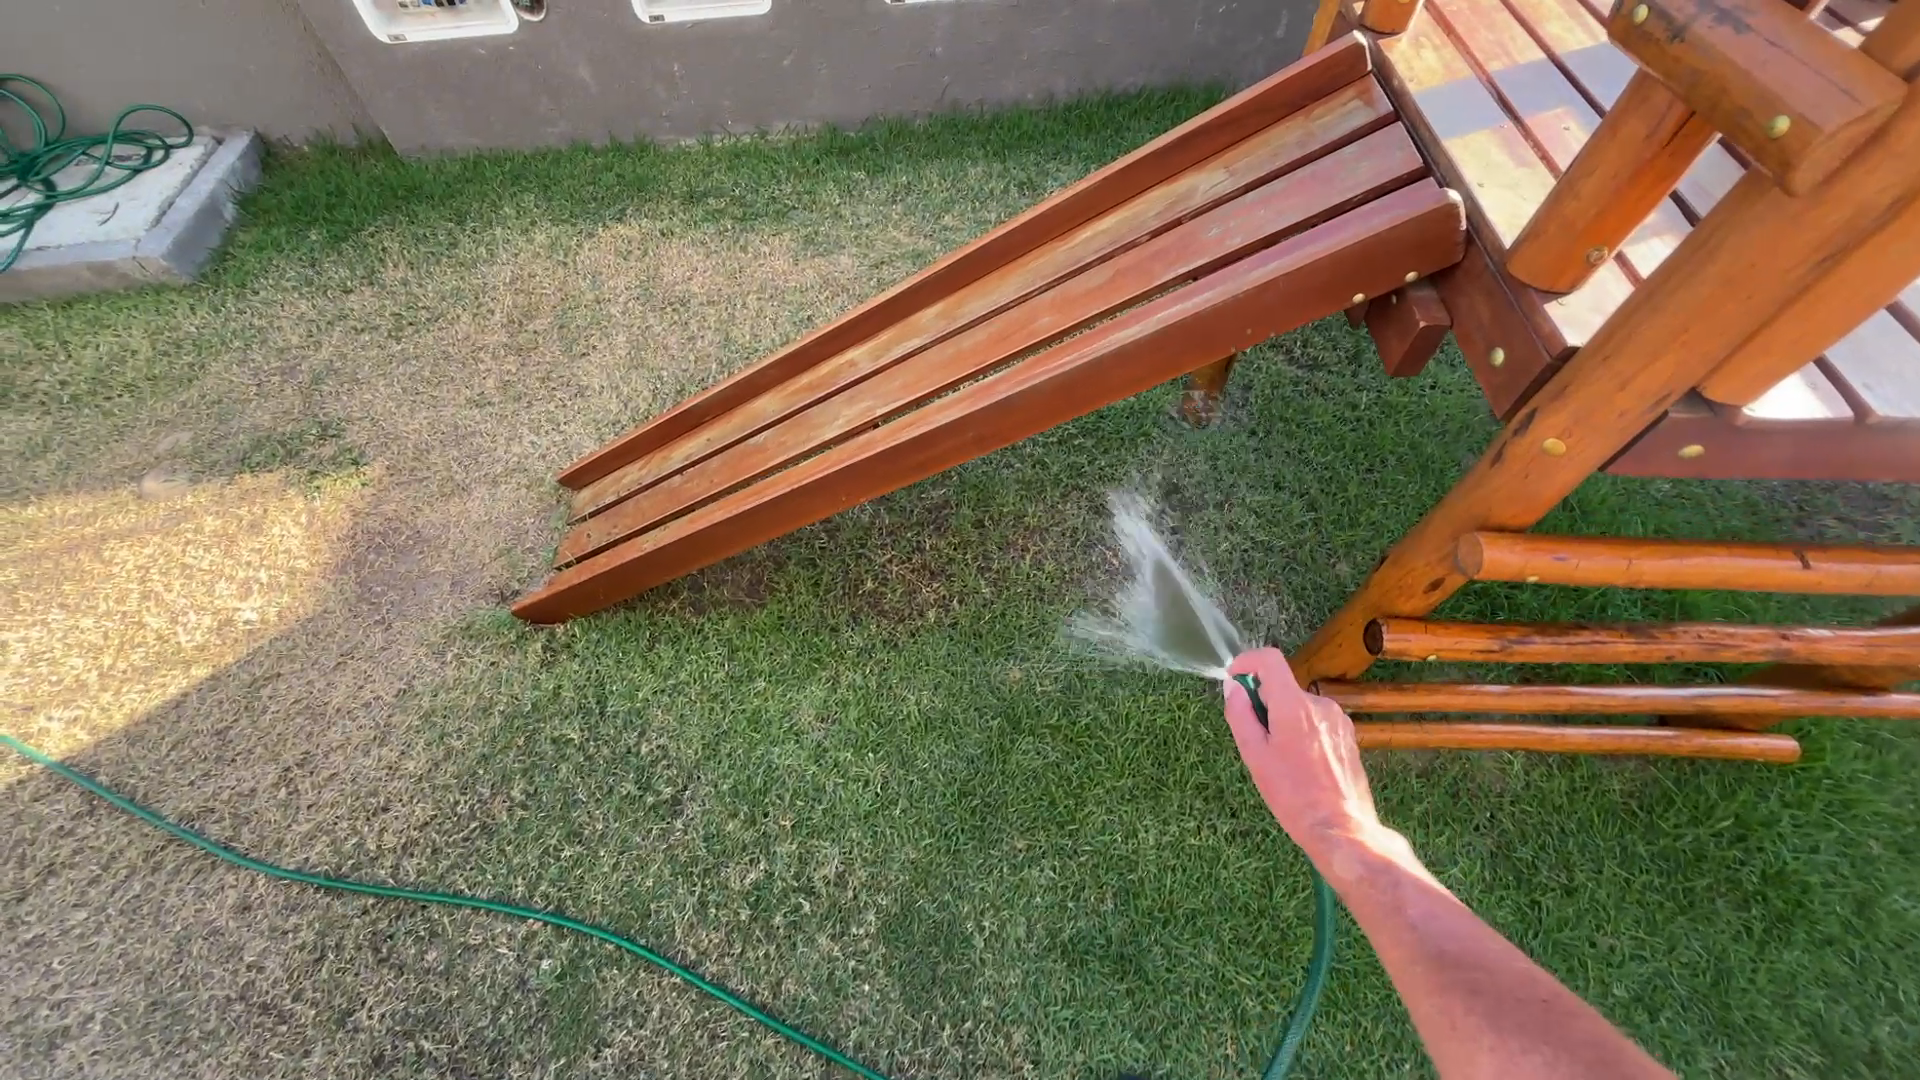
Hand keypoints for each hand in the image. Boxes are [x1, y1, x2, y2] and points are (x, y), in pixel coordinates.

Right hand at [1224, 648, 1383, 864]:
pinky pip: (1315, 720)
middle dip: (1263, 702)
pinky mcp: (1348, 735)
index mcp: (1294, 705)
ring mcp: (1338, 719)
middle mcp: (1320, 704)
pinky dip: (1301, 730)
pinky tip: (1301, 764)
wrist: (1341, 827)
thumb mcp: (1254, 755)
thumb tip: (1234, 687)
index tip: (1234, 681)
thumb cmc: (1291, 794)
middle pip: (1282, 686)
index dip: (1246, 662)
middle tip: (1256, 738)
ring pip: (1298, 705)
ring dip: (1282, 718)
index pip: (1269, 659)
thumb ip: (1240, 714)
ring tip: (1280, 758)